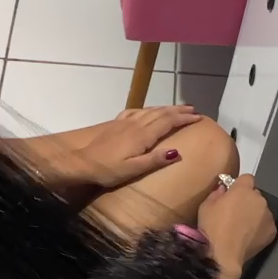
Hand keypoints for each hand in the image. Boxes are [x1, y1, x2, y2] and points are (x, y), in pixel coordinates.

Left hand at [68, 106, 203, 189]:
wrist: (79, 160)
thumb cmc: (105, 169)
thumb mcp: (132, 169)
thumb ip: (154, 160)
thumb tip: (178, 152)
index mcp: (142, 135)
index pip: (168, 122)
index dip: (184, 118)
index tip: (198, 117)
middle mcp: (135, 124)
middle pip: (161, 113)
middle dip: (178, 110)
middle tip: (193, 110)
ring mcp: (124, 122)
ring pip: (150, 110)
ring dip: (165, 108)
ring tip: (177, 108)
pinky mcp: (115, 123)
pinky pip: (136, 111)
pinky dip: (147, 109)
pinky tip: (147, 111)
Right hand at [196, 174, 276, 278]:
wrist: (222, 255)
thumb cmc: (211, 228)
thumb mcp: (205, 206)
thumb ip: (216, 194)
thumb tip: (223, 190)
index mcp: (243, 190)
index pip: (247, 178)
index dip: (239, 186)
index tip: (231, 194)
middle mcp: (259, 199)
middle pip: (255, 195)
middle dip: (247, 201)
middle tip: (235, 214)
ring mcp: (267, 215)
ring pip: (261, 210)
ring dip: (254, 214)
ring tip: (241, 228)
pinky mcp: (272, 231)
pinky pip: (265, 224)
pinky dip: (259, 228)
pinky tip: (248, 237)